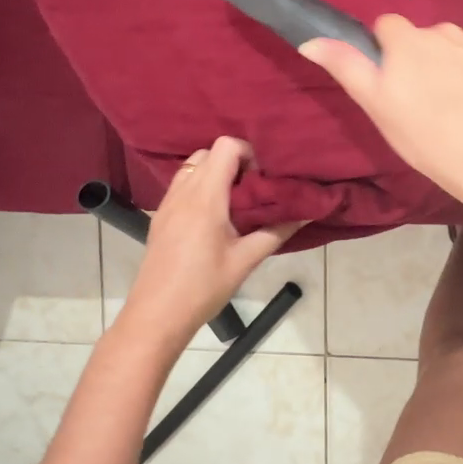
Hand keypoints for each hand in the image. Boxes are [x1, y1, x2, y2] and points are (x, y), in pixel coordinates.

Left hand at [119, 136, 302, 335]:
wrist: (156, 316)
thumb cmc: (203, 287)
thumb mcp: (246, 261)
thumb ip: (276, 232)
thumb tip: (306, 213)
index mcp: (206, 197)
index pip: (226, 147)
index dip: (248, 153)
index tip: (262, 178)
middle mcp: (184, 192)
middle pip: (209, 152)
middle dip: (234, 161)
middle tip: (252, 188)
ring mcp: (167, 203)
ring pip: (192, 166)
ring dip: (215, 172)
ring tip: (233, 200)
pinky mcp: (160, 217)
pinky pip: (181, 184)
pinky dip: (199, 185)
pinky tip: (213, 216)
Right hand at [298, 15, 462, 205]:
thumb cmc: (426, 135)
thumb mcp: (376, 105)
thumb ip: (346, 67)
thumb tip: (310, 41)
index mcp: (408, 40)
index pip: (388, 26)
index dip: (387, 51)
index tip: (392, 81)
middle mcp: (444, 32)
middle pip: (424, 37)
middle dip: (421, 59)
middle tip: (424, 101)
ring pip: (456, 47)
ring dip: (451, 65)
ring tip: (456, 107)